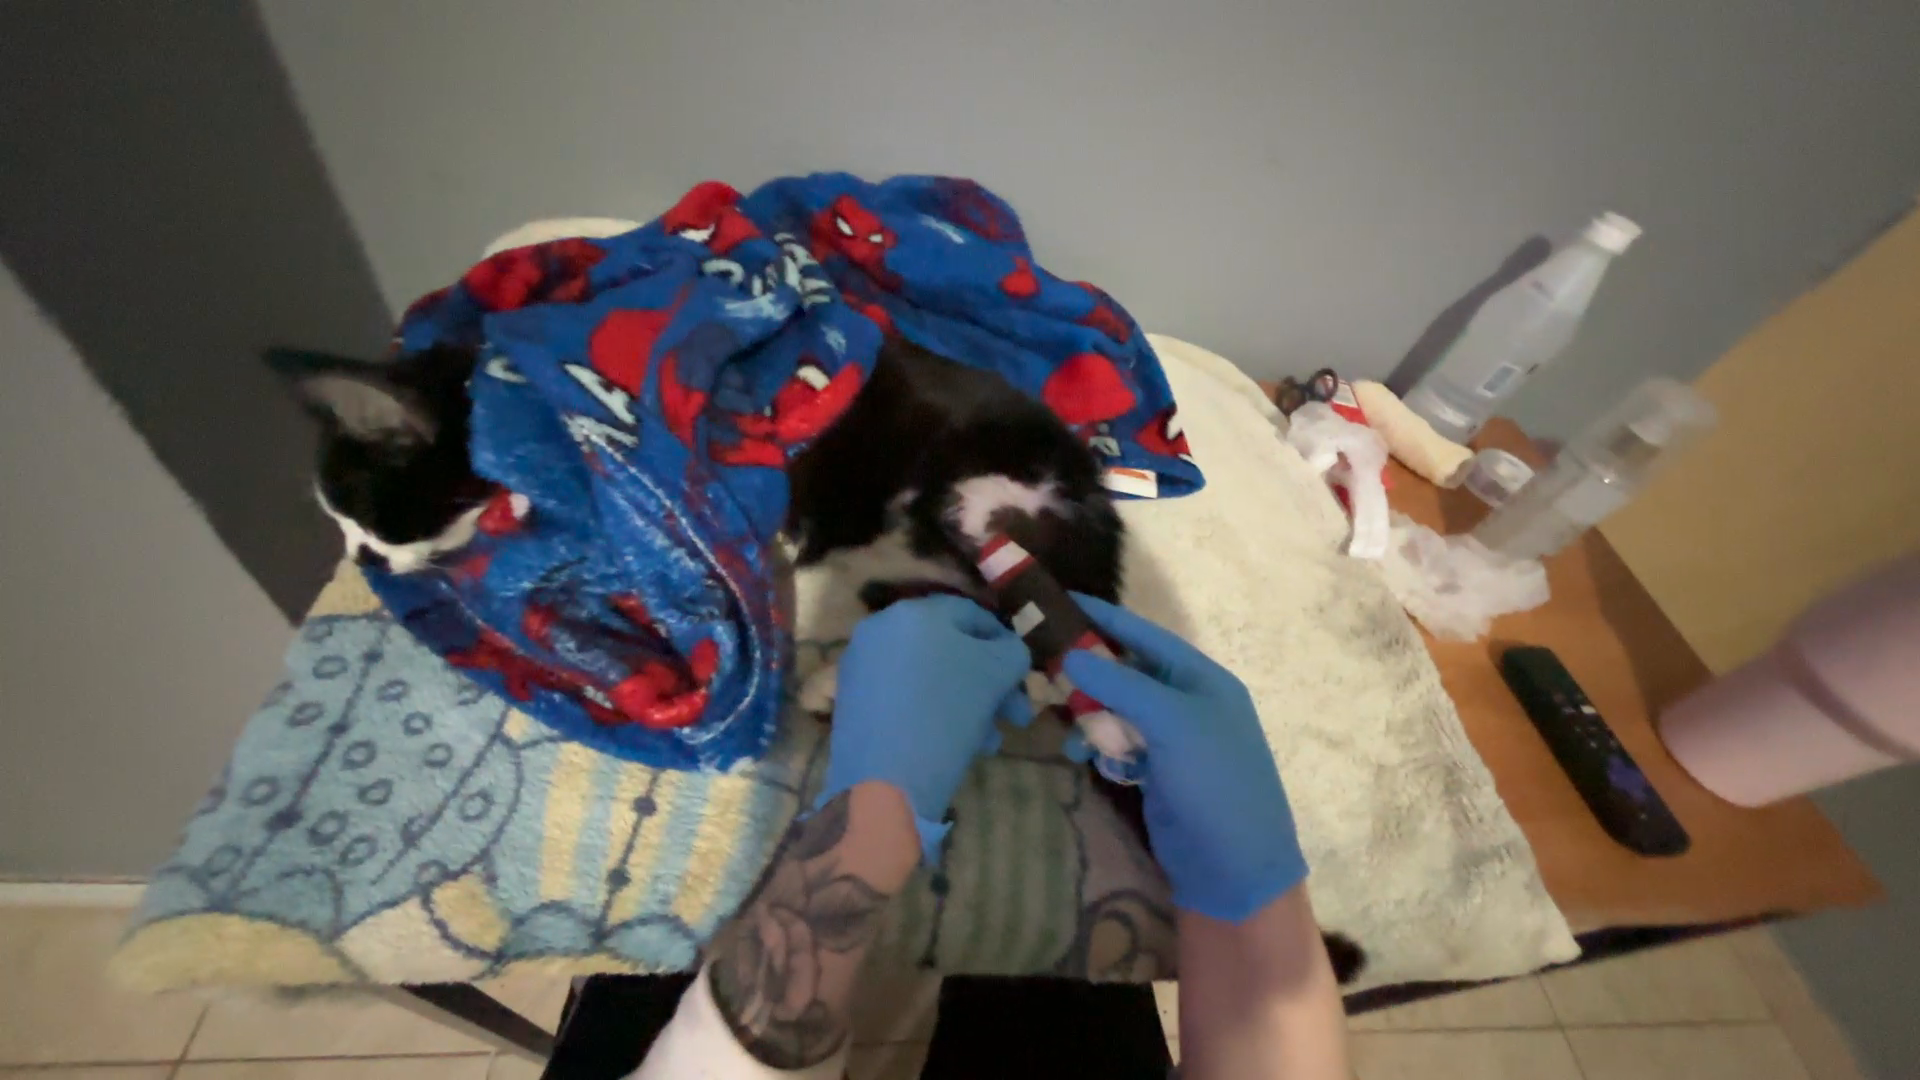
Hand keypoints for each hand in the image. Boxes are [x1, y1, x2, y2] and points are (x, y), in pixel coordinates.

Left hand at [816, 595, 1033, 859]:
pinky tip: (956, 744)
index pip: (971, 614)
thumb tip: (1008, 652)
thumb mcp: (996, 674)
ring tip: (987, 741)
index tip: (1020, 675)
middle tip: (1012, 716)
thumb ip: (1012, 652)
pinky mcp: (852, 700)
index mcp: (914, 612)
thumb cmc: (946, 715)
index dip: (1003, 642)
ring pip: (929, 676)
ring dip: (966, 702)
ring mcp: (862, 665)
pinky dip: (932, 712)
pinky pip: (904, 695)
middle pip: (949, 648)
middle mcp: (881, 629)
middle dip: (987, 682)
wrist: (885, 783)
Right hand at [1062, 594, 1306, 921]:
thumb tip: (1070, 654)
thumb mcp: (1172, 722)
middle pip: (1126, 670)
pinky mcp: (1155, 769)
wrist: (1235, 868)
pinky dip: (1097, 742)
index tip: (1061, 600)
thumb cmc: (1213, 781)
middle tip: (1042, 660)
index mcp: (1200, 678)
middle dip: (1087, 667)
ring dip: (1087, 708)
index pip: (1145, 634)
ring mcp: (1170, 738)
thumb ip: (1121, 683)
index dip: (1104, 617)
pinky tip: (1078, 750)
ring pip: (1116, 707)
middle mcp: (1185, 701)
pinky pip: (1117, 741)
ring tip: (1056, 711)